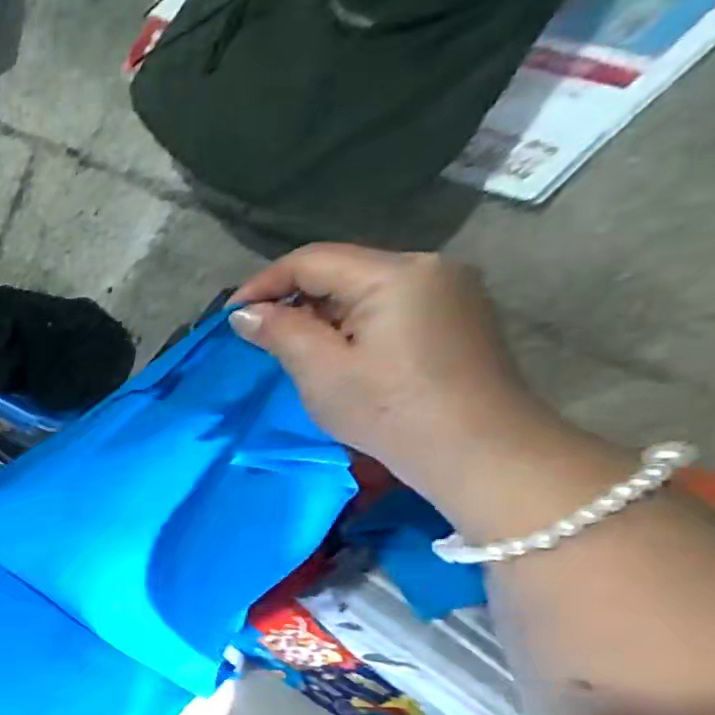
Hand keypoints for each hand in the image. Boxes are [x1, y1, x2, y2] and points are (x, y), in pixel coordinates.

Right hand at [231, 245, 556, 493]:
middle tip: (263, 338)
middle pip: (343, 270)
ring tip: (300, 351)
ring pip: (369, 290)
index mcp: (393, 272)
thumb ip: (280, 332)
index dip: (265, 284)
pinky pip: (395, 307)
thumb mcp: (322, 373)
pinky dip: (359, 324)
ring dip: (327, 314)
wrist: (483, 455)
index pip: (312, 260)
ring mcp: (452, 291)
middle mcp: (428, 266)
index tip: (231, 316)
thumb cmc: (392, 413)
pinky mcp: (462, 318)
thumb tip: (245, 313)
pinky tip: (347, 357)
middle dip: (297, 300)